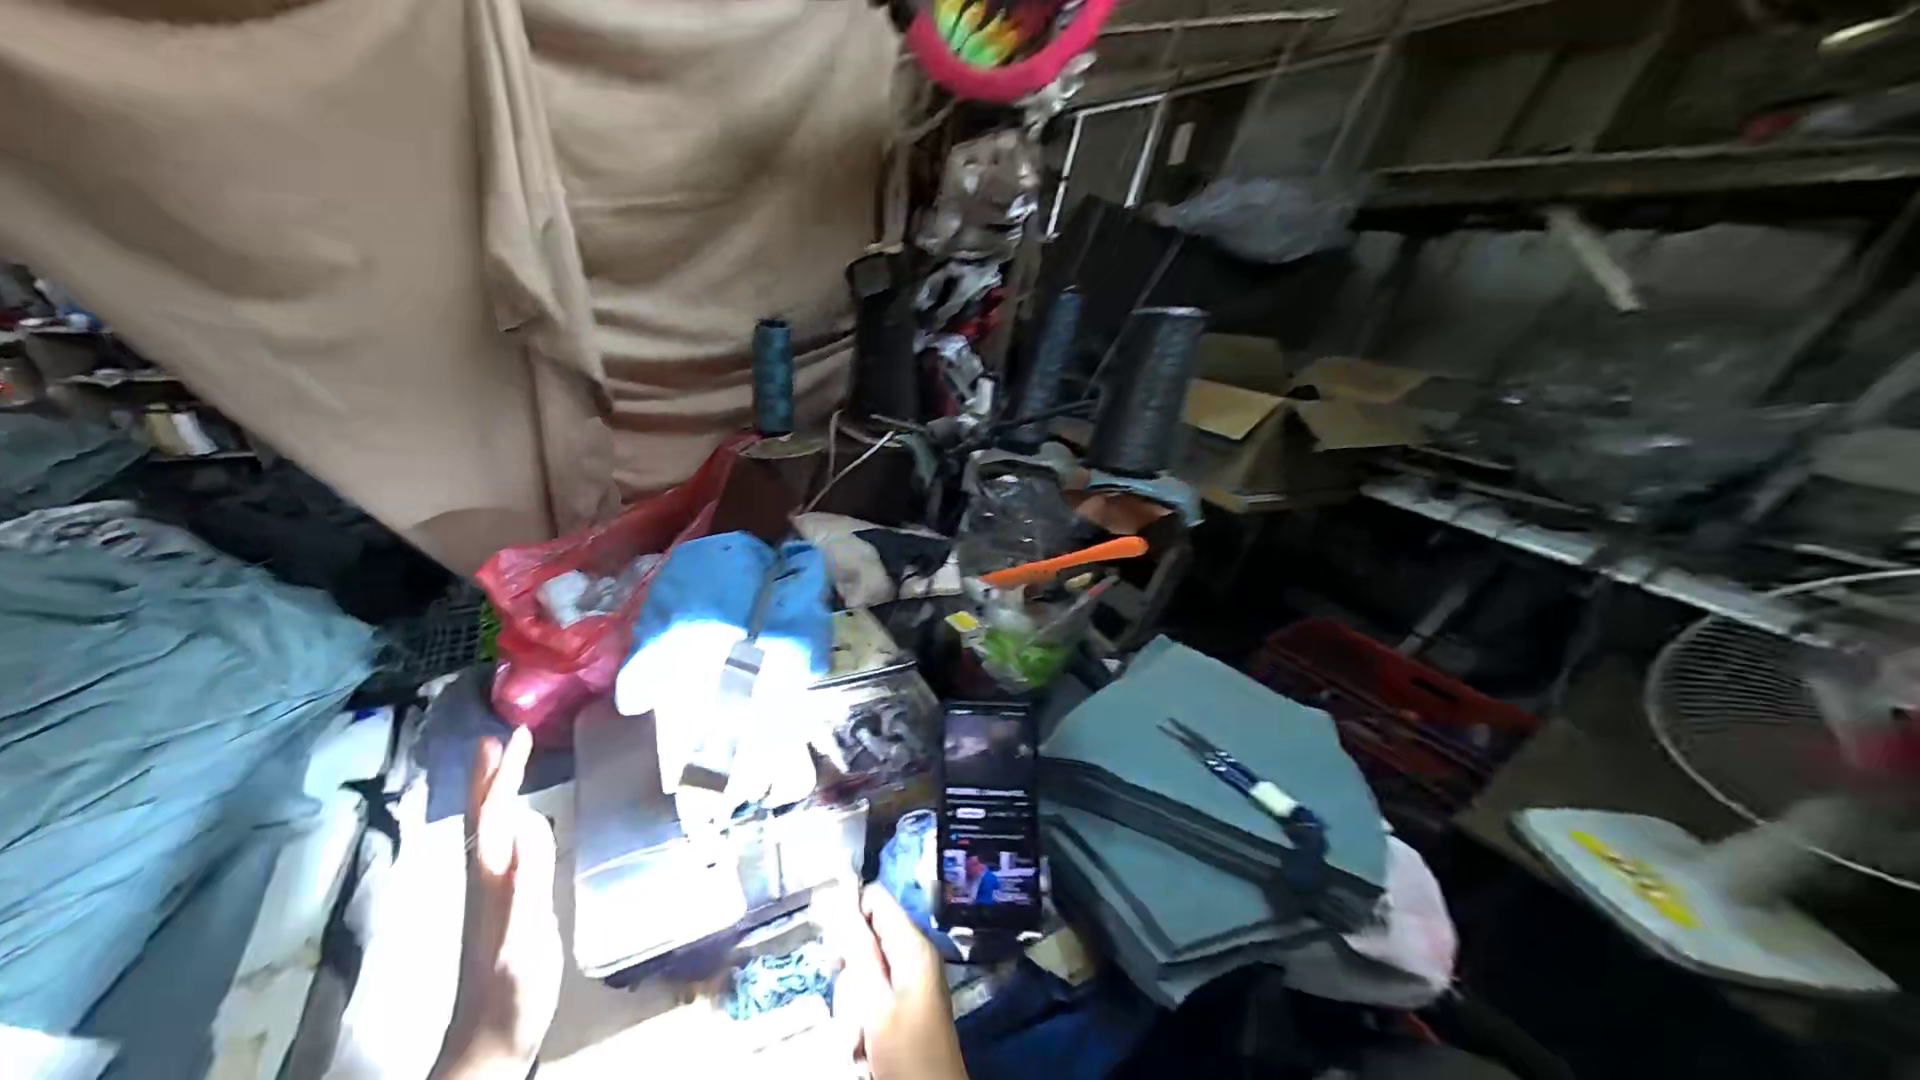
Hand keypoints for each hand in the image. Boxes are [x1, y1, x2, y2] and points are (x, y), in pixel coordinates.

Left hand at [432, 727, 561, 1079]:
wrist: (490, 1044)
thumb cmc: (512, 993)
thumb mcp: (524, 938)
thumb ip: (528, 882)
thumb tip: (530, 820)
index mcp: (492, 881)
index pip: (492, 816)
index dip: (502, 775)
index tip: (516, 734)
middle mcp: (487, 879)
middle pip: (482, 818)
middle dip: (491, 775)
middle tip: (503, 736)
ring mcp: (494, 894)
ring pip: (489, 831)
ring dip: (495, 793)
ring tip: (506, 765)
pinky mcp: (506, 906)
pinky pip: (503, 847)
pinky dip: (508, 819)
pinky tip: (522, 820)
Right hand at [817, 881, 968, 1079]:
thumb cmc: (906, 1051)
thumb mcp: (876, 1002)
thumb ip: (859, 951)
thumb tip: (841, 903)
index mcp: (912, 944)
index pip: (876, 900)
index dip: (849, 913)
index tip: (831, 946)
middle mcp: (912, 954)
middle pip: (867, 936)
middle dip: (849, 967)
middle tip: (850, 999)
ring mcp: (909, 979)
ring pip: (864, 969)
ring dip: (853, 999)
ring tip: (859, 1031)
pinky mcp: (903, 1003)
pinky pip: (871, 993)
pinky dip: (862, 1014)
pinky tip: (863, 1042)